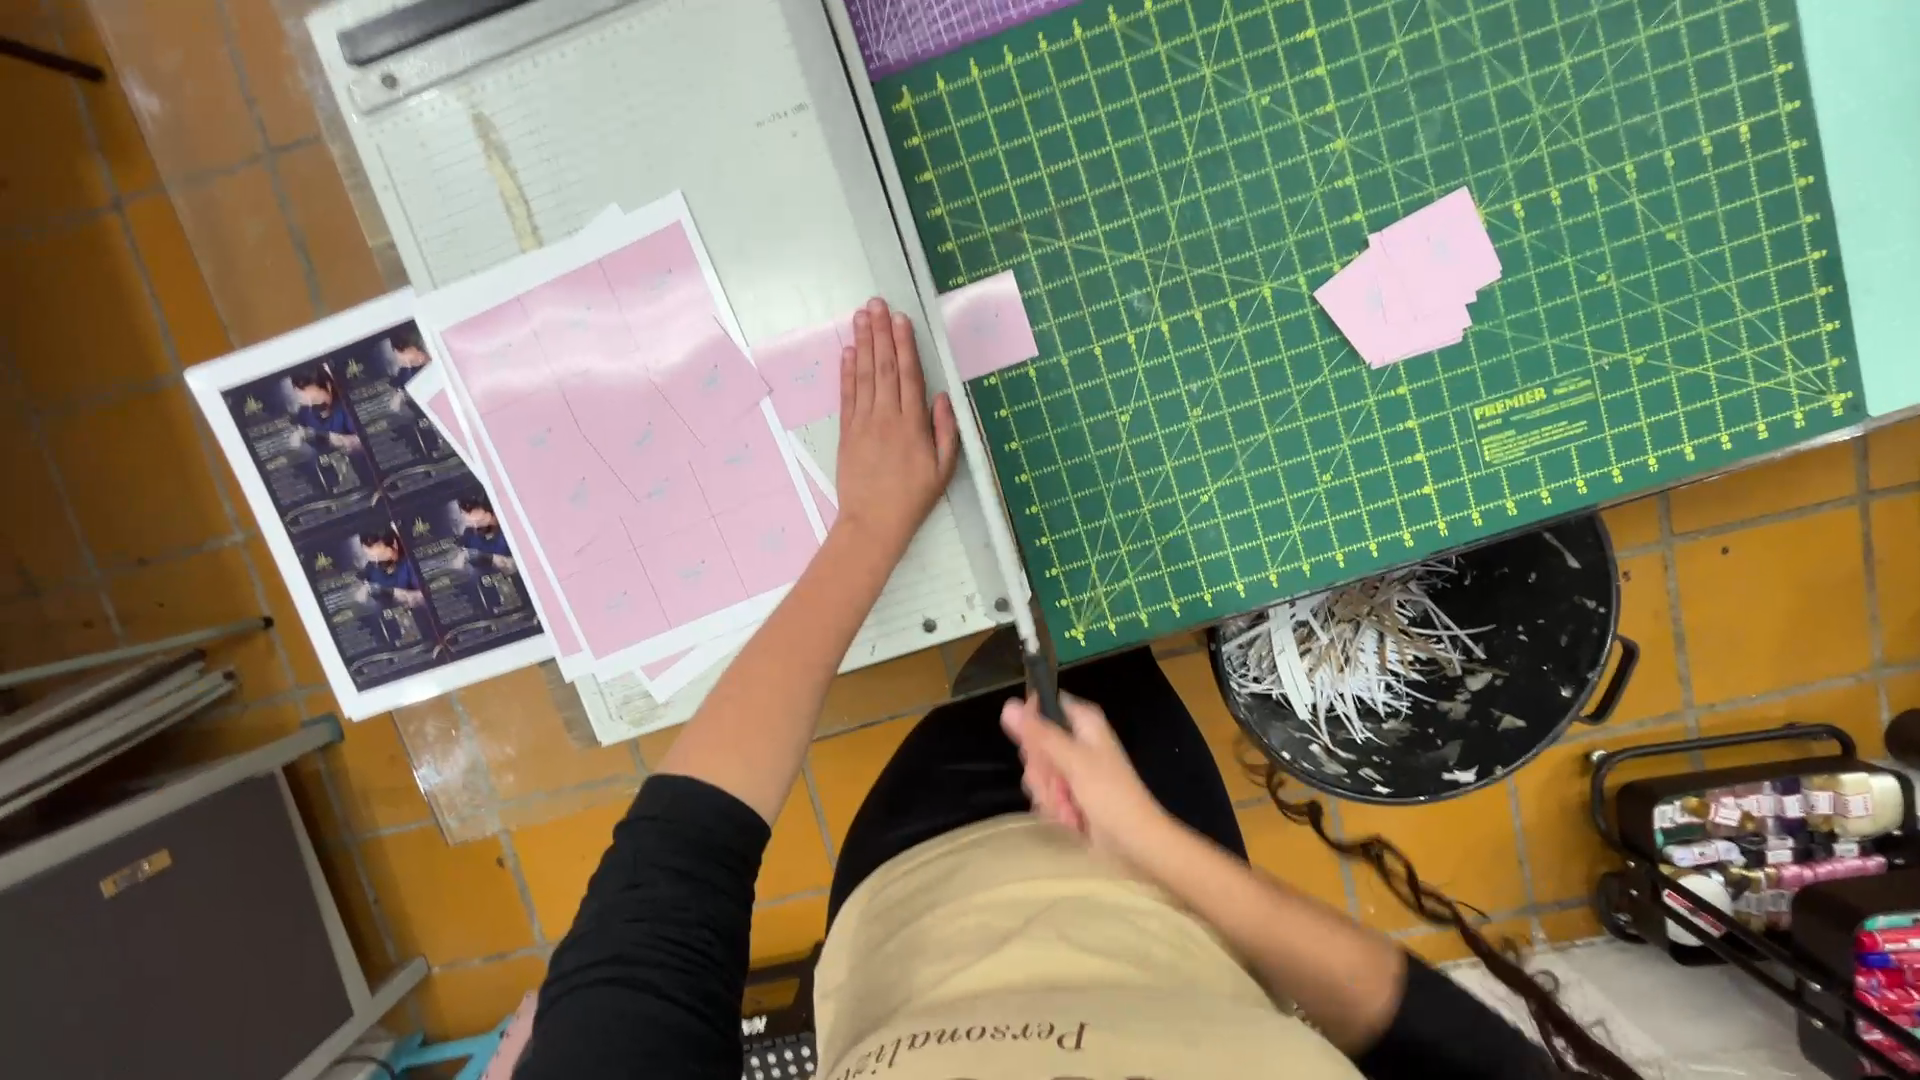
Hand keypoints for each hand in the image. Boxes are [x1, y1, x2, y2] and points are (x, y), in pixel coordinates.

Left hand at [836, 298, 958, 559]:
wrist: (873, 522)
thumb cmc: (914, 498)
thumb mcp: (943, 469)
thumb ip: (946, 431)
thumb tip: (944, 397)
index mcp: (913, 424)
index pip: (909, 375)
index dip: (904, 344)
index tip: (900, 318)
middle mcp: (886, 417)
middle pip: (883, 367)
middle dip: (880, 333)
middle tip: (876, 304)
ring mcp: (864, 423)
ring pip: (863, 375)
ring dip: (862, 344)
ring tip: (861, 316)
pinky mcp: (847, 432)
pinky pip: (847, 396)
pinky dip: (846, 372)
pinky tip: (848, 351)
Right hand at [1000, 692, 1174, 869]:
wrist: (1135, 843)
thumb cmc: (1110, 796)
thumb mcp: (1073, 761)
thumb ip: (1040, 734)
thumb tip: (1008, 705)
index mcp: (1083, 723)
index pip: (1045, 707)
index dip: (1032, 725)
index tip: (1033, 748)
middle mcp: (1077, 742)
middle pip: (1035, 744)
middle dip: (1042, 772)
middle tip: (1058, 783)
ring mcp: (1072, 770)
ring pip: (1038, 773)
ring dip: (1049, 795)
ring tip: (1070, 807)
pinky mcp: (1070, 795)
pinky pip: (1045, 795)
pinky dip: (1055, 809)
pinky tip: (1072, 819)